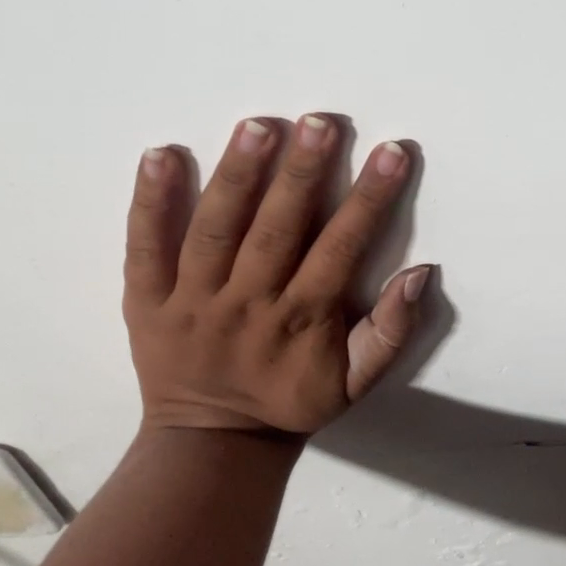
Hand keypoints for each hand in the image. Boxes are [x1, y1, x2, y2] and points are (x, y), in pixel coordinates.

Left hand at [123, 115, 431, 434]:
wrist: (211, 445)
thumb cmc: (294, 403)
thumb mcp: (358, 381)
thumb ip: (392, 330)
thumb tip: (421, 273)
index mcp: (303, 319)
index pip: (342, 246)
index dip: (370, 197)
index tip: (393, 152)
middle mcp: (247, 303)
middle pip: (276, 228)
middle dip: (301, 171)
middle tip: (320, 121)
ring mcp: (191, 300)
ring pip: (215, 229)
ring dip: (236, 174)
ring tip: (257, 124)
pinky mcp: (144, 302)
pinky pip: (144, 247)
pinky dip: (149, 201)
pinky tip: (161, 155)